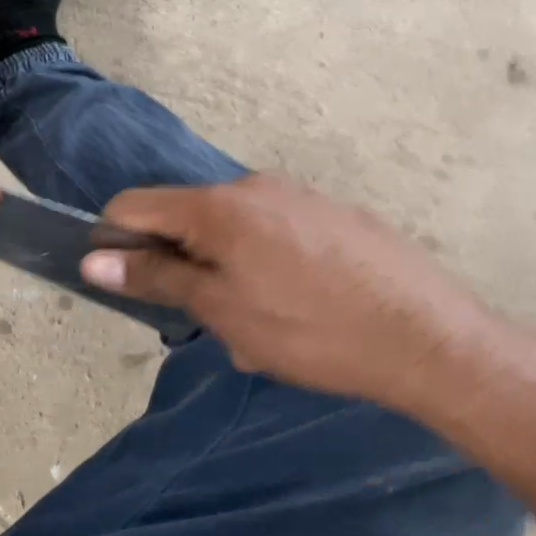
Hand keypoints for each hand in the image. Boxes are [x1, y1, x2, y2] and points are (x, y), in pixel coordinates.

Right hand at [81, 174, 494, 410]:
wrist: (443, 348)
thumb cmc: (312, 330)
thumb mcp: (218, 308)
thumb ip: (151, 276)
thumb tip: (91, 261)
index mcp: (214, 206)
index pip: (130, 205)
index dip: (115, 241)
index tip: (129, 281)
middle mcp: (252, 187)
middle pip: (183, 215)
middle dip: (178, 259)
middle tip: (202, 311)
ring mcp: (302, 197)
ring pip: (232, 226)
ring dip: (223, 263)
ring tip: (255, 316)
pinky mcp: (343, 216)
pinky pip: (278, 231)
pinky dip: (267, 261)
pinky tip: (300, 303)